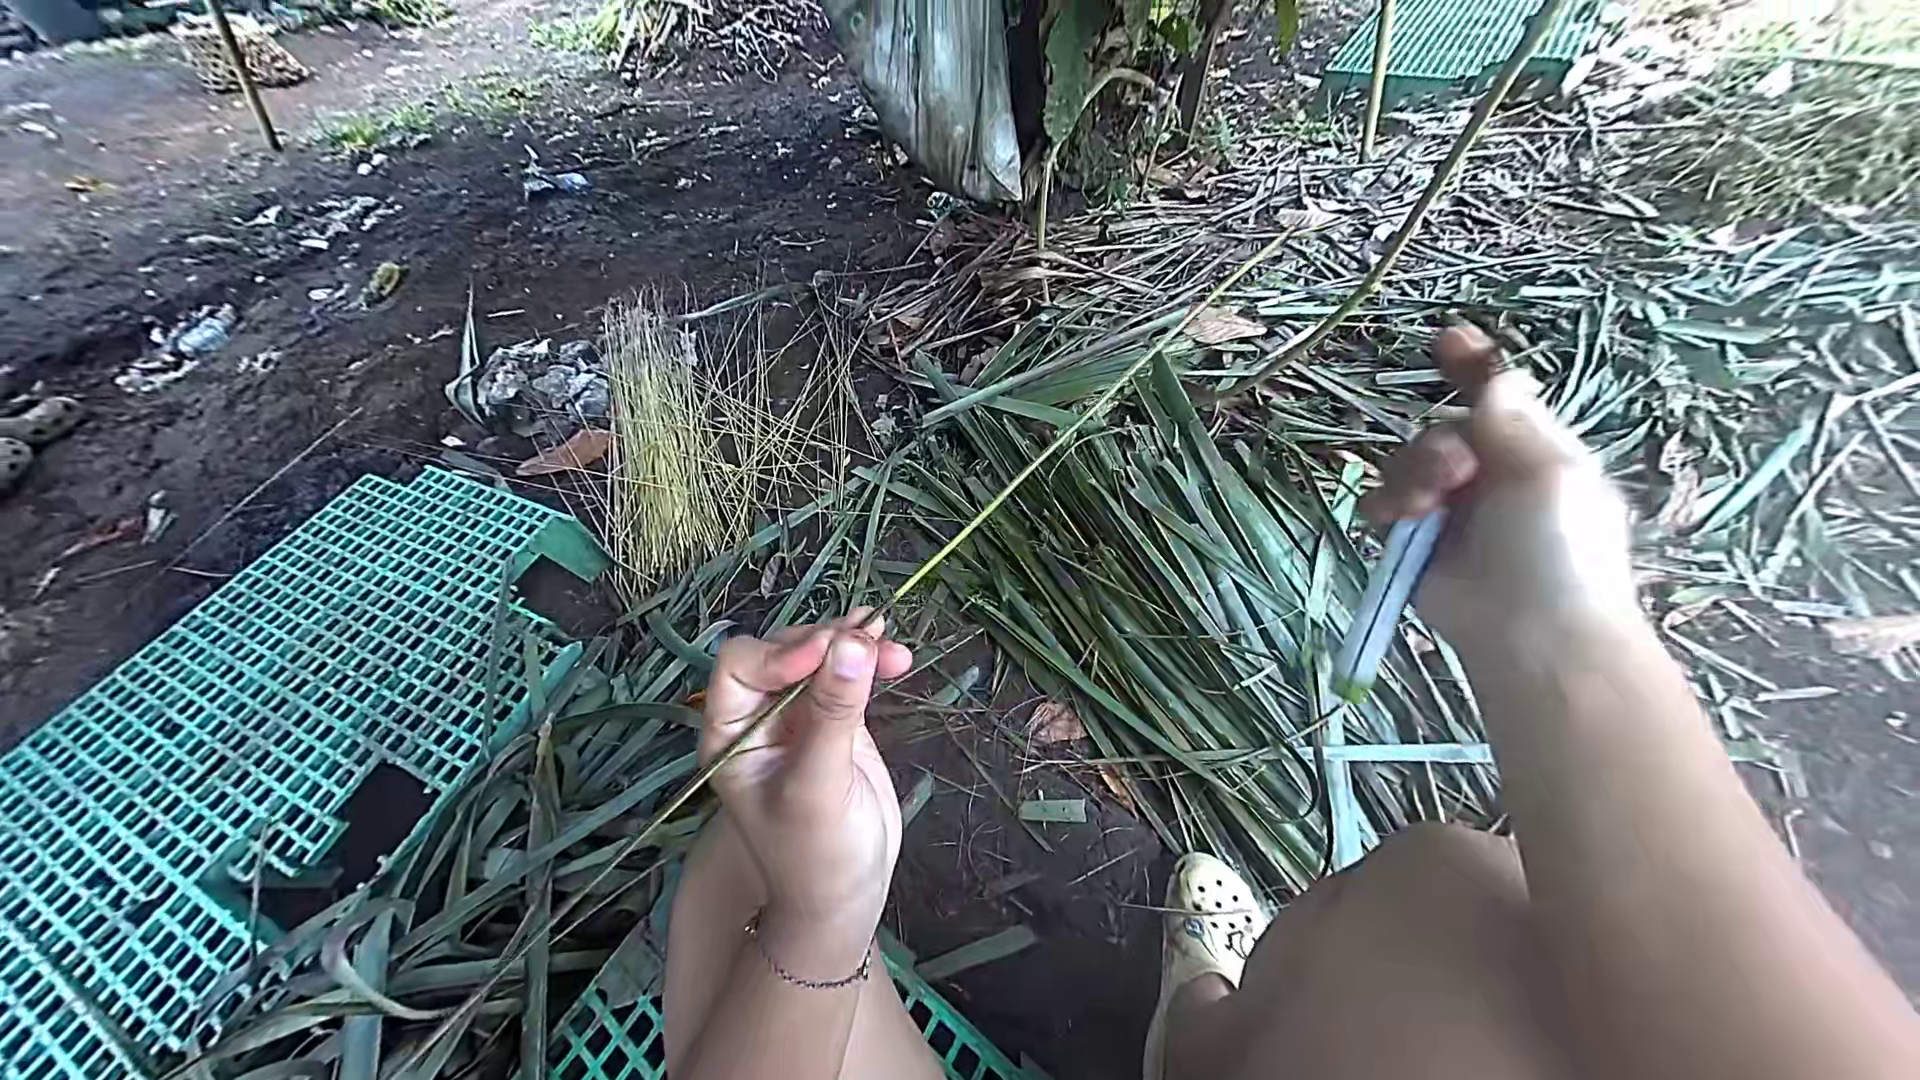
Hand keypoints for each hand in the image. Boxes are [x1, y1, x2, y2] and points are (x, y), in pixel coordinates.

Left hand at [701, 608, 913, 977]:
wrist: (850, 891)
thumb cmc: (817, 854)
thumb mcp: (819, 785)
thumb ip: (833, 713)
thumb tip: (853, 643)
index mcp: (733, 732)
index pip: (741, 666)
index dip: (780, 653)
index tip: (826, 652)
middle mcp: (762, 715)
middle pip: (787, 651)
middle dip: (827, 642)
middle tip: (869, 643)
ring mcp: (802, 713)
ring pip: (824, 654)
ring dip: (857, 644)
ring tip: (892, 649)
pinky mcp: (839, 716)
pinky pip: (851, 672)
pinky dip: (874, 659)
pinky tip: (897, 656)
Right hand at [1358, 326, 1640, 656]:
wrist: (1527, 631)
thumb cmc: (1558, 551)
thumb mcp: (1549, 476)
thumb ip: (1514, 424)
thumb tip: (1499, 376)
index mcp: (1530, 453)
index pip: (1496, 398)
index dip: (1471, 368)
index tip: (1447, 337)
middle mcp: (1484, 475)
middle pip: (1437, 433)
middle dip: (1434, 450)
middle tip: (1452, 478)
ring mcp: (1444, 509)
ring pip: (1401, 466)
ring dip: (1407, 480)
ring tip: (1421, 510)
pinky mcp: (1409, 538)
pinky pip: (1379, 503)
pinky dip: (1382, 506)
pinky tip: (1395, 520)